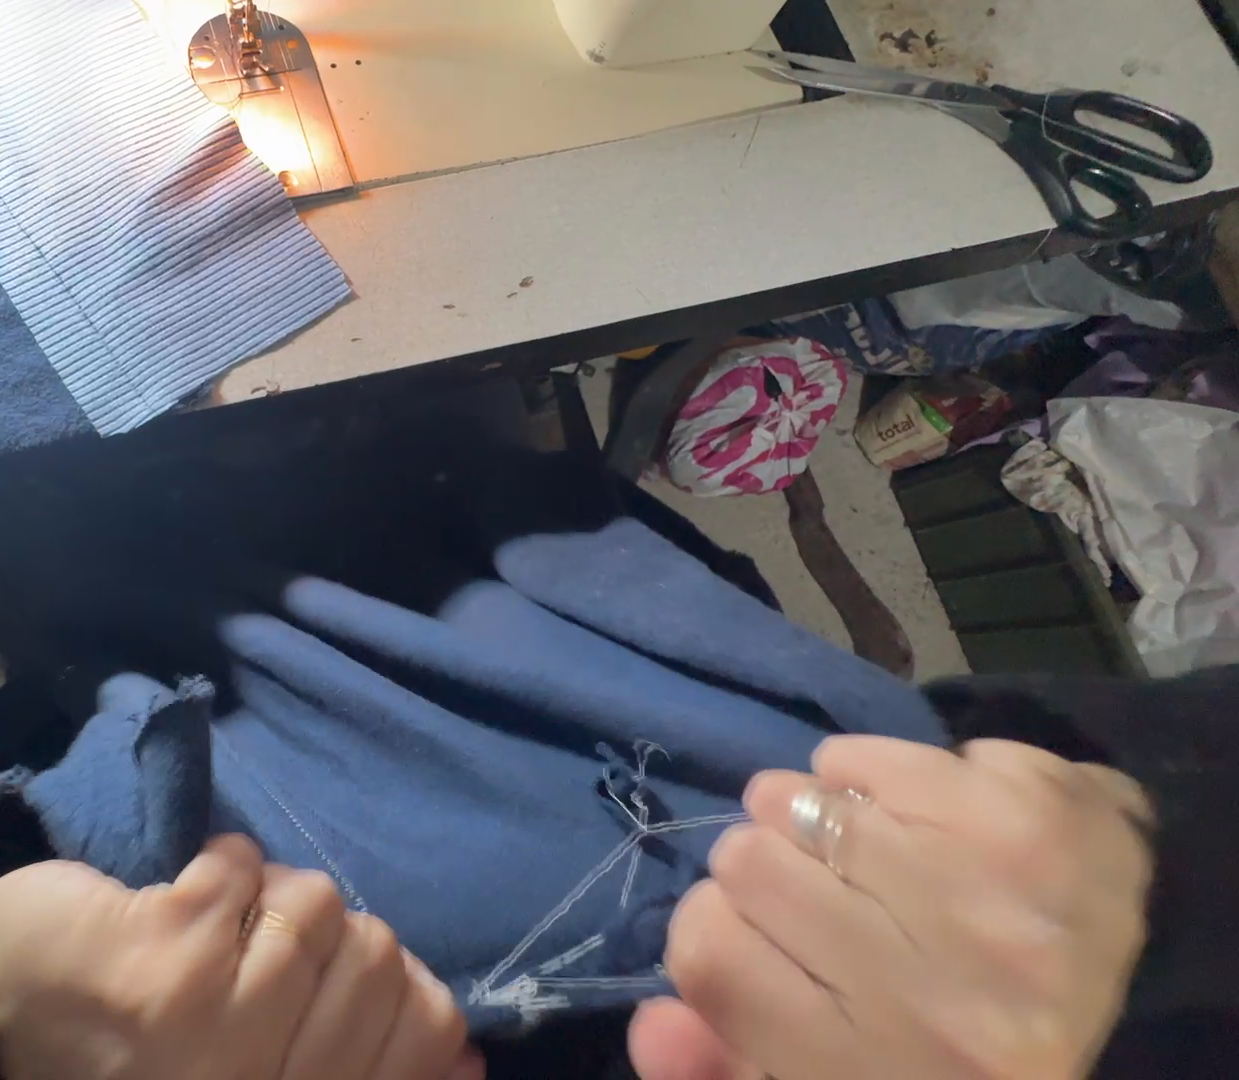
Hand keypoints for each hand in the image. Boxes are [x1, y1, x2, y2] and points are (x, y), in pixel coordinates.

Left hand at [0, 834, 481, 1079]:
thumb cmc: (139, 1047)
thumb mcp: (257, 1067)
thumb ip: (354, 1055)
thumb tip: (461, 1043)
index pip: (419, 1029)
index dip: (414, 992)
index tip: (372, 978)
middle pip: (375, 951)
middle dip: (322, 930)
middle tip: (260, 949)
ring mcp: (211, 1024)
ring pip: (312, 901)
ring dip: (266, 893)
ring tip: (216, 923)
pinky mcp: (164, 952)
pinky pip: (241, 866)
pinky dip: (218, 861)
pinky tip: (176, 898)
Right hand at [632, 736, 1153, 1079]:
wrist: (1157, 1029)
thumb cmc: (945, 1054)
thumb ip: (715, 1074)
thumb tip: (649, 1023)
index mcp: (876, 1076)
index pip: (707, 950)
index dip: (717, 929)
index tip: (760, 941)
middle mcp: (941, 1013)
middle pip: (745, 862)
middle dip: (769, 864)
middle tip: (821, 890)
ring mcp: (994, 913)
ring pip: (794, 801)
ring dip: (810, 813)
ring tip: (856, 845)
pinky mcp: (1031, 826)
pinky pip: (864, 757)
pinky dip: (863, 767)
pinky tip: (902, 808)